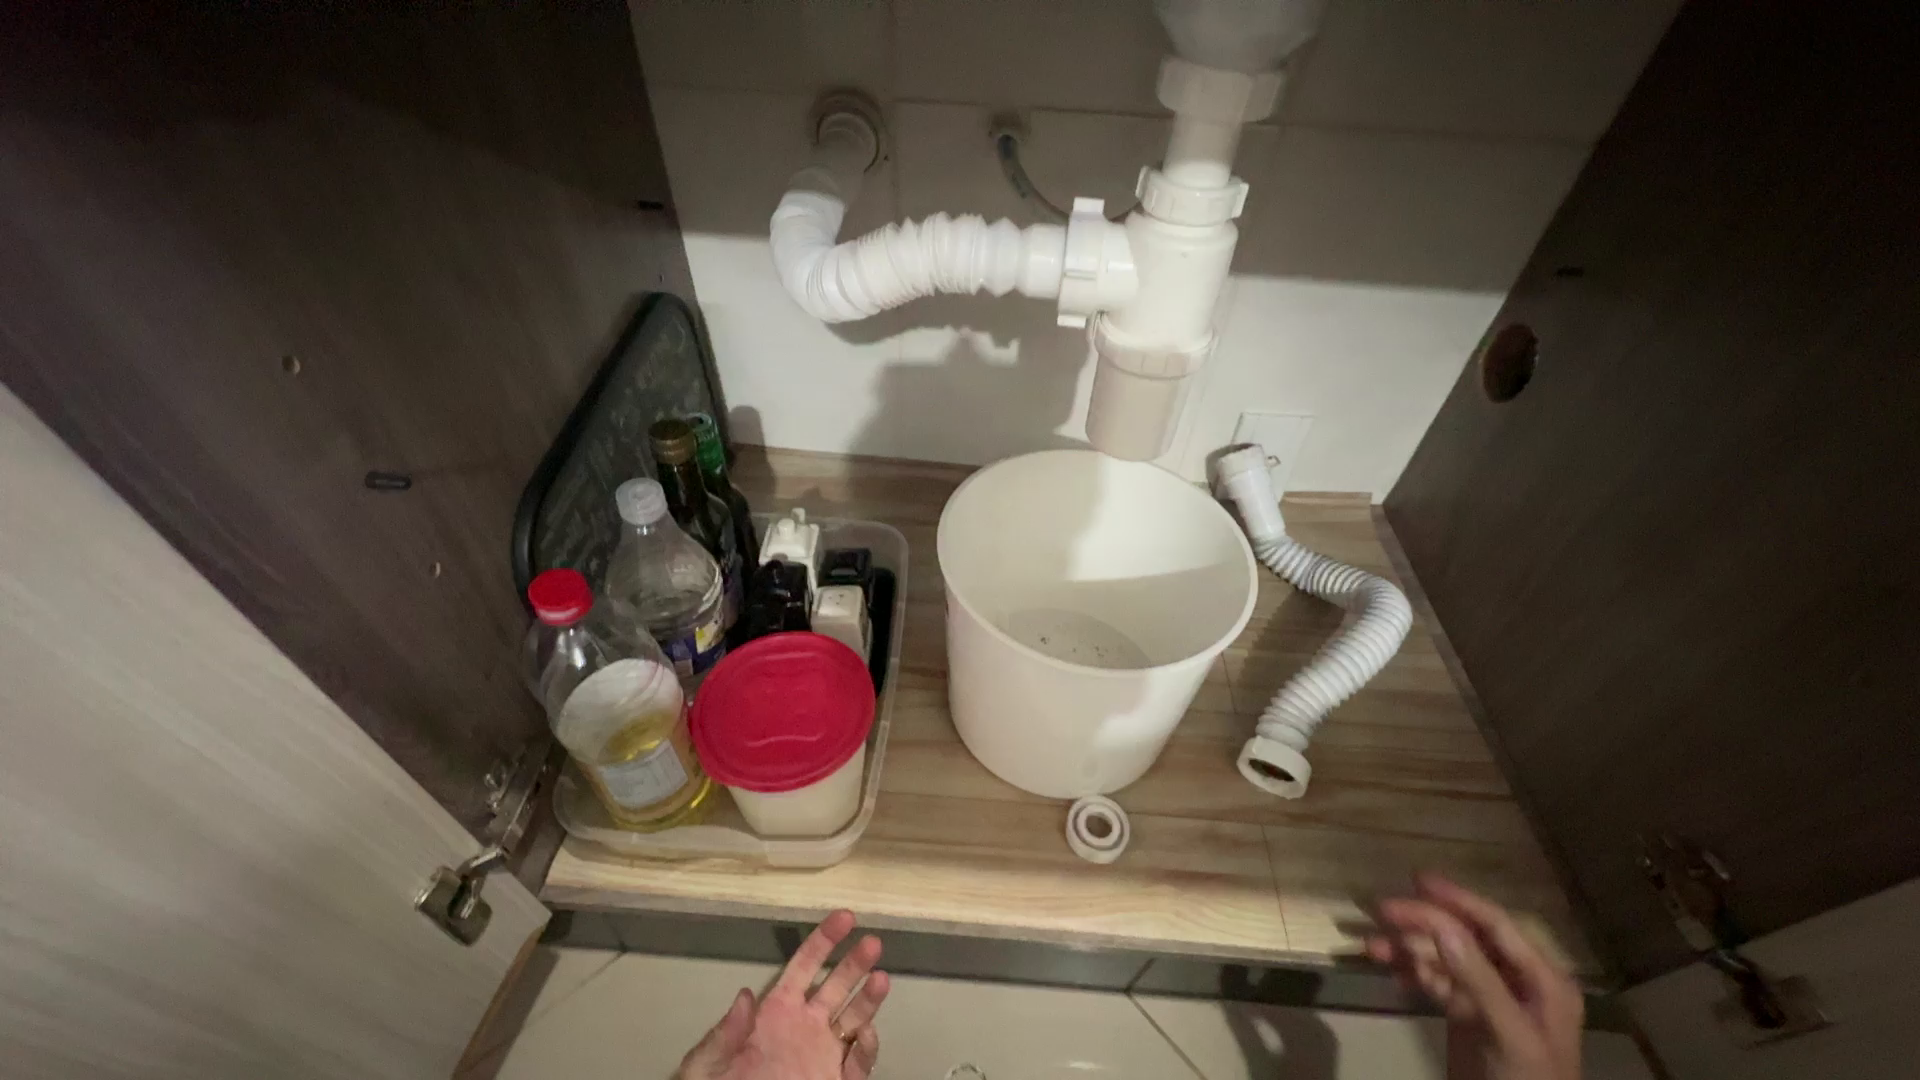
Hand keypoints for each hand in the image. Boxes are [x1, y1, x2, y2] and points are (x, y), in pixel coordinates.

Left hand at [676, 910, 890, 1079]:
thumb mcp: (704, 1069)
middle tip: (873, 942)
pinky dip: (867, 1049)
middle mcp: (805, 1028)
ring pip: (855, 1019)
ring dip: (869, 998)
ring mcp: (822, 1056)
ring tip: (881, 979)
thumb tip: (745, 994)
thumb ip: (723, 1035)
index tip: (846, 916)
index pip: (804, 967)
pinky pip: (858, 1064)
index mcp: (775, 1014)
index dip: (825, 940)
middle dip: (855, 962)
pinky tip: (865, 1034)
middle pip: (837, 985)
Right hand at [1366, 874, 1583, 1079]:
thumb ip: (1478, 979)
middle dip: (1423, 923)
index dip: (1457, 899)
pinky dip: (1411, 972)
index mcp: (1542, 979)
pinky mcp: (1466, 1014)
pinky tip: (1390, 972)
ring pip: (1444, 957)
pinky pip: (1435, 981)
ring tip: (1373, 946)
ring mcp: (1489, 997)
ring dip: (1409, 948)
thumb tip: (1440, 924)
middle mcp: (1516, 980)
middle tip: (1382, 910)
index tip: (1416, 880)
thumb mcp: (1508, 1033)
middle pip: (1464, 936)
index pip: (1496, 925)